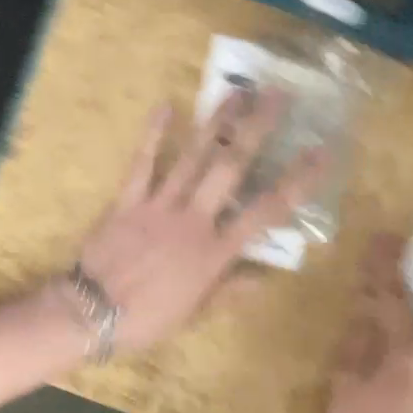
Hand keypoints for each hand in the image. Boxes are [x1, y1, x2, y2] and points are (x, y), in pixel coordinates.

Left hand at [75, 92, 326, 351]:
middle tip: (279, 94)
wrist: (89, 315)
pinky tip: (165, 106)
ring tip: (237, 90)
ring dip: (216, 122)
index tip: (322, 150)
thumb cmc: (143, 322)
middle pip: (231, 167)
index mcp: (214, 253)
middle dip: (257, 129)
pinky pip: (141, 165)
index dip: (298, 180)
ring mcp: (157, 208)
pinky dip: (152, 135)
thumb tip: (267, 278)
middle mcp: (192, 222)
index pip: (266, 211)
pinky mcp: (125, 203)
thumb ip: (229, 292)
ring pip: (192, 158)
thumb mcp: (193, 315)